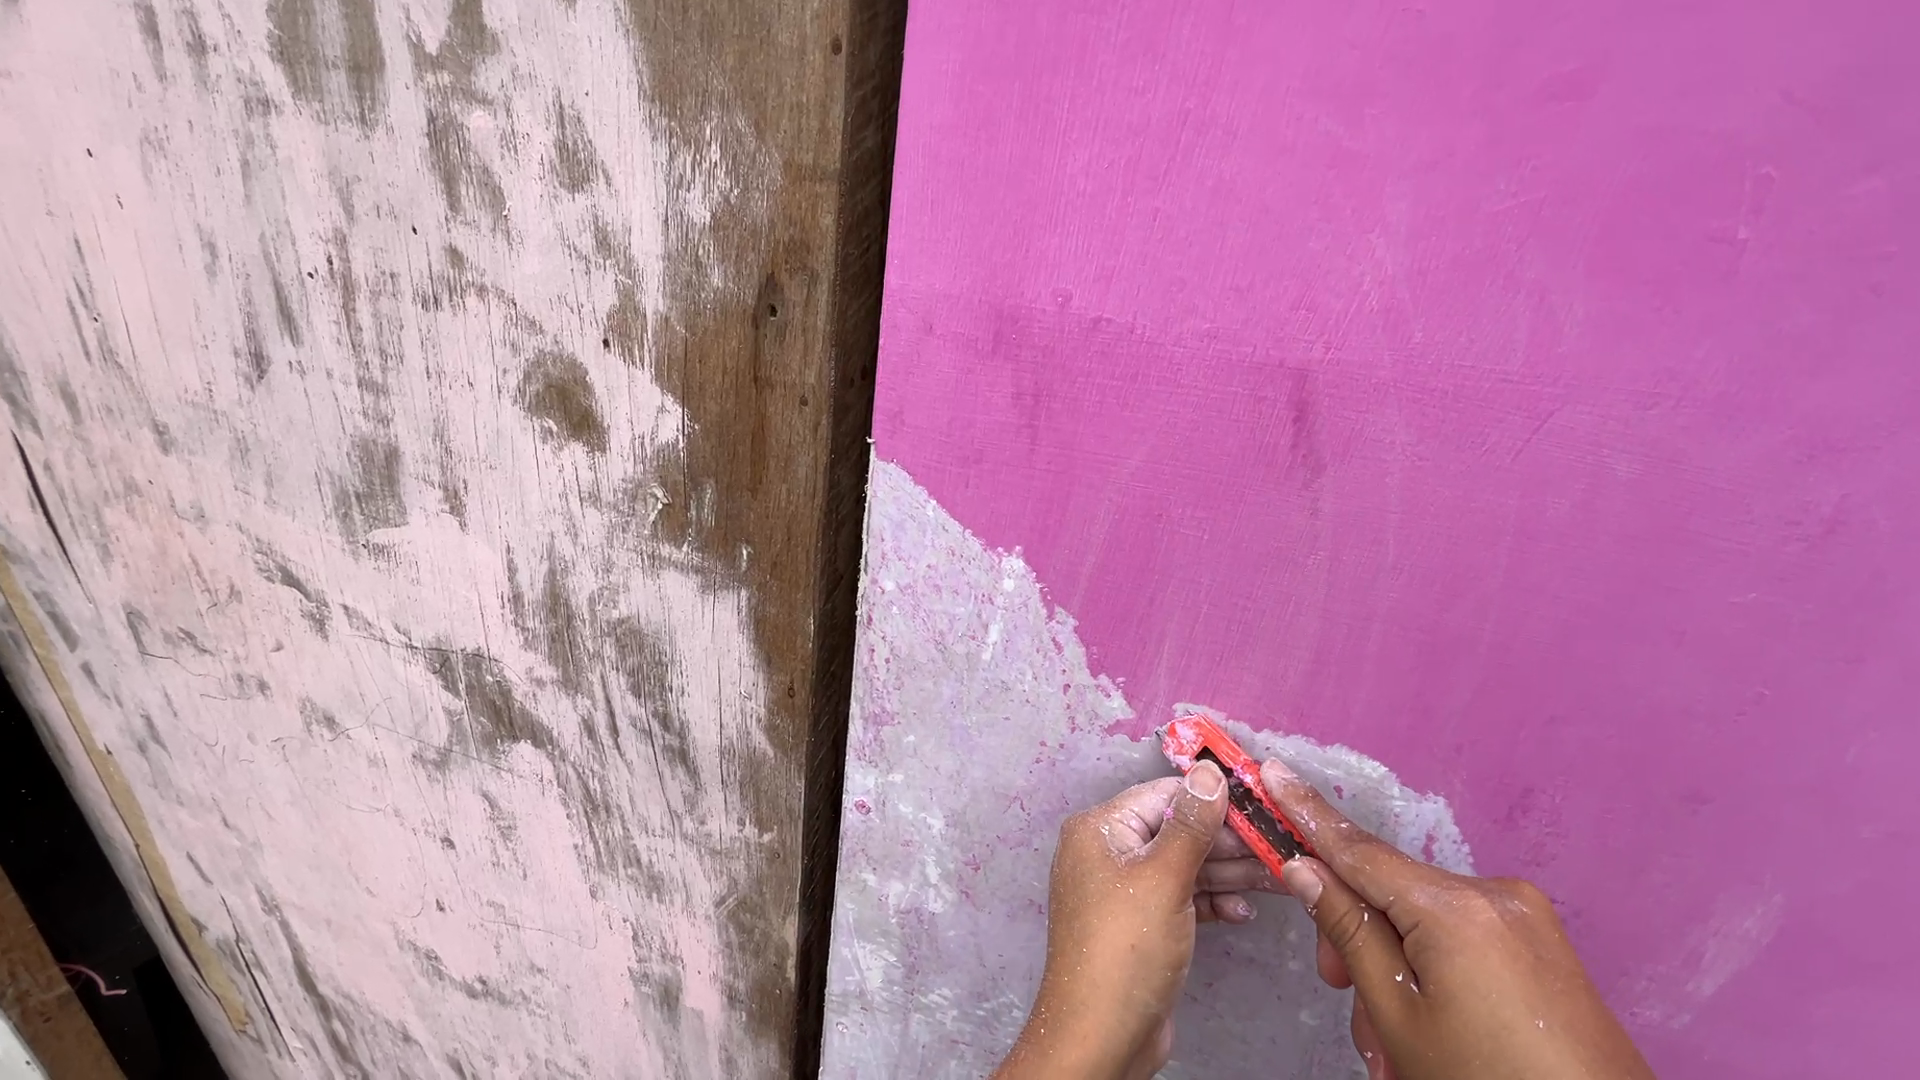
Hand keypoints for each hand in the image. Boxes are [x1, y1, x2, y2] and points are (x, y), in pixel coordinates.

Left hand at [994, 761, 1266, 1079]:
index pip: (1164, 795)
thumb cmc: (1125, 950)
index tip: (1261, 803)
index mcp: (1101, 829)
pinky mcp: (1141, 923)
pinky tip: (1240, 911)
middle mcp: (1108, 852)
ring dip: (1228, 872)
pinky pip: (1180, 897)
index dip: (1213, 798)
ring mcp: (1124, 889)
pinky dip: (1210, 901)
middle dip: (1228, 840)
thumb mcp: (1164, 879)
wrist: (1101, 1037)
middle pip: (1177, 830)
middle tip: (1279, 846)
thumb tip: (1208, 773)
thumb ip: (1191, 825)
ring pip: (1184, 866)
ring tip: (1279, 878)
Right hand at [1262, 758, 1657, 1079]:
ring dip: (1392, 962)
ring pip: (1421, 918)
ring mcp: (1525, 918)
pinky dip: (1430, 966)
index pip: (1358, 849)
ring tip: (1391, 1039)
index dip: (1307, 812)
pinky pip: (1460, 935)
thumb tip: (1303, 868)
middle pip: (1389, 888)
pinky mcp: (1541, 943)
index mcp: (1456, 908)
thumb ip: (1348, 931)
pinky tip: (1428, 1020)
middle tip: (1337, 987)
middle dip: (1354, 932)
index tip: (1269, 769)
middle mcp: (1494, 895)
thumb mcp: (1399, 1016)